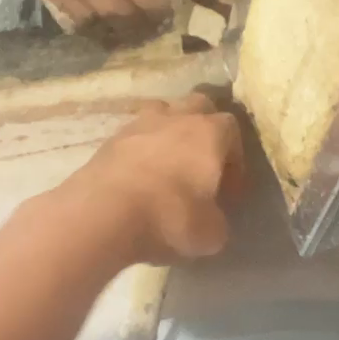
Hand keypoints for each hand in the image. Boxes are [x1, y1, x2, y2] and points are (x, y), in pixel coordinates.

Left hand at [53, 92, 243, 265]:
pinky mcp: (108, 139)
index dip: (235, 159)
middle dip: (204, 128)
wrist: (104, 213)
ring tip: (167, 163)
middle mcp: (176, 118)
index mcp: (209, 133)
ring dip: (169, 131)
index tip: (228, 189)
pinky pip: (133, 136)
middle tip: (201, 163)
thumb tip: (212, 220)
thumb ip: (217, 221)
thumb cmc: (169, 217)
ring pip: (162, 112)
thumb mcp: (210, 234)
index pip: (232, 129)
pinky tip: (137, 177)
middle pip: (198, 105)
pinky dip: (140, 150)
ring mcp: (138, 124)